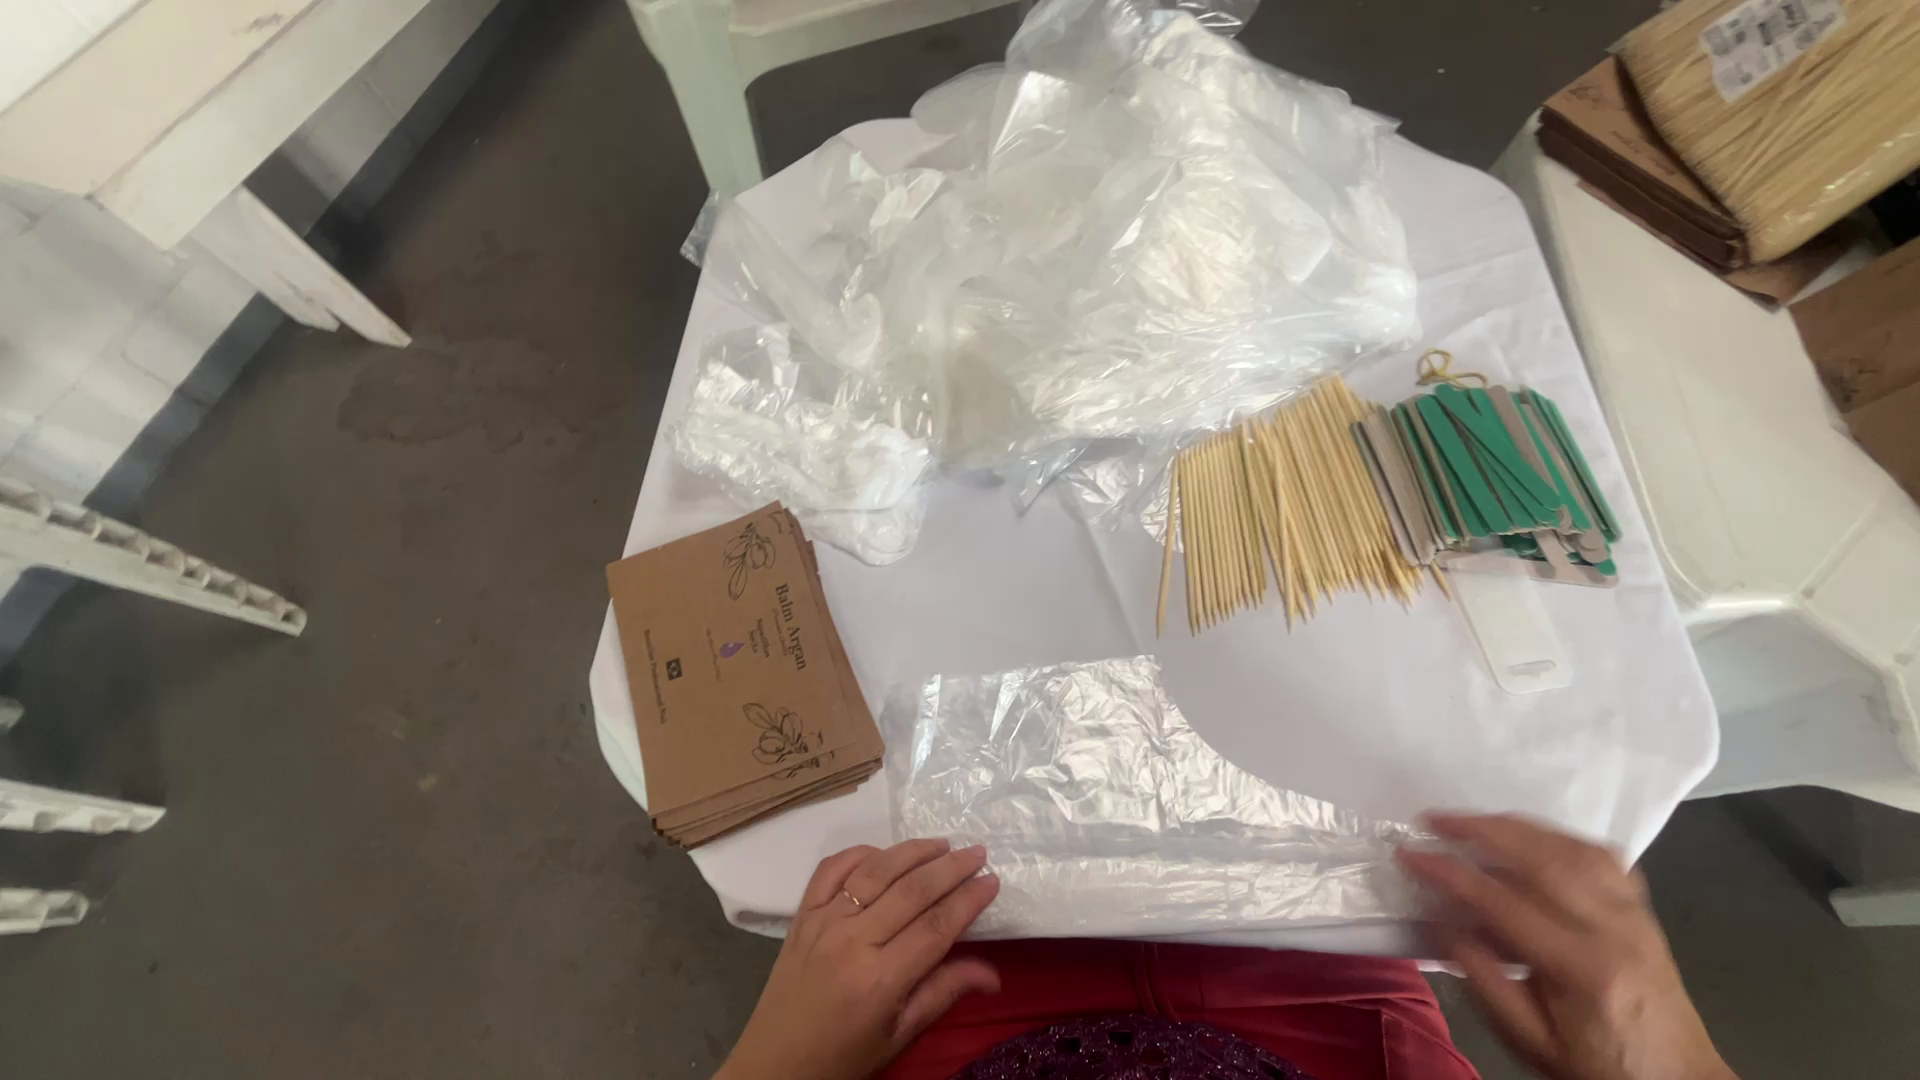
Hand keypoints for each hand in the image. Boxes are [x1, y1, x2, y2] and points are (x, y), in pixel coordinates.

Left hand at [717, 839, 1000, 1079]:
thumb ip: (943, 993)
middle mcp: (852, 941)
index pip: (936, 926)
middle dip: (950, 867)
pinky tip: (884, 852)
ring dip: (912, 851)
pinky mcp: (802, 913)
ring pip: (875, 870)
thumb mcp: (899, 1036)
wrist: (773, 1066)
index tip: (992, 879)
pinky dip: (860, 853)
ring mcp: (823, 921)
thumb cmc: (843, 1056)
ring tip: (942, 843)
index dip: (968, 899)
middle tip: (977, 851)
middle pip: (911, 890)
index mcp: (880, 980)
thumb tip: (994, 974)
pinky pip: (832, 869)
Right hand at [1397, 813, 1735, 1079]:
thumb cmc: (1597, 1066)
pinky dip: (1558, 838)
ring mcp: (1636, 916)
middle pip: (1543, 859)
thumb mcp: (1528, 1038)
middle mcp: (1615, 932)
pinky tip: (1530, 838)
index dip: (1450, 874)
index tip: (1408, 856)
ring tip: (1472, 822)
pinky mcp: (1643, 911)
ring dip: (1515, 826)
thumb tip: (1439, 918)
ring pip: (1572, 848)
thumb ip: (1481, 976)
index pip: (1503, 902)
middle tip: (1433, 821)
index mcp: (1584, 970)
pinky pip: (1601, 857)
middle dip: (1480, 831)